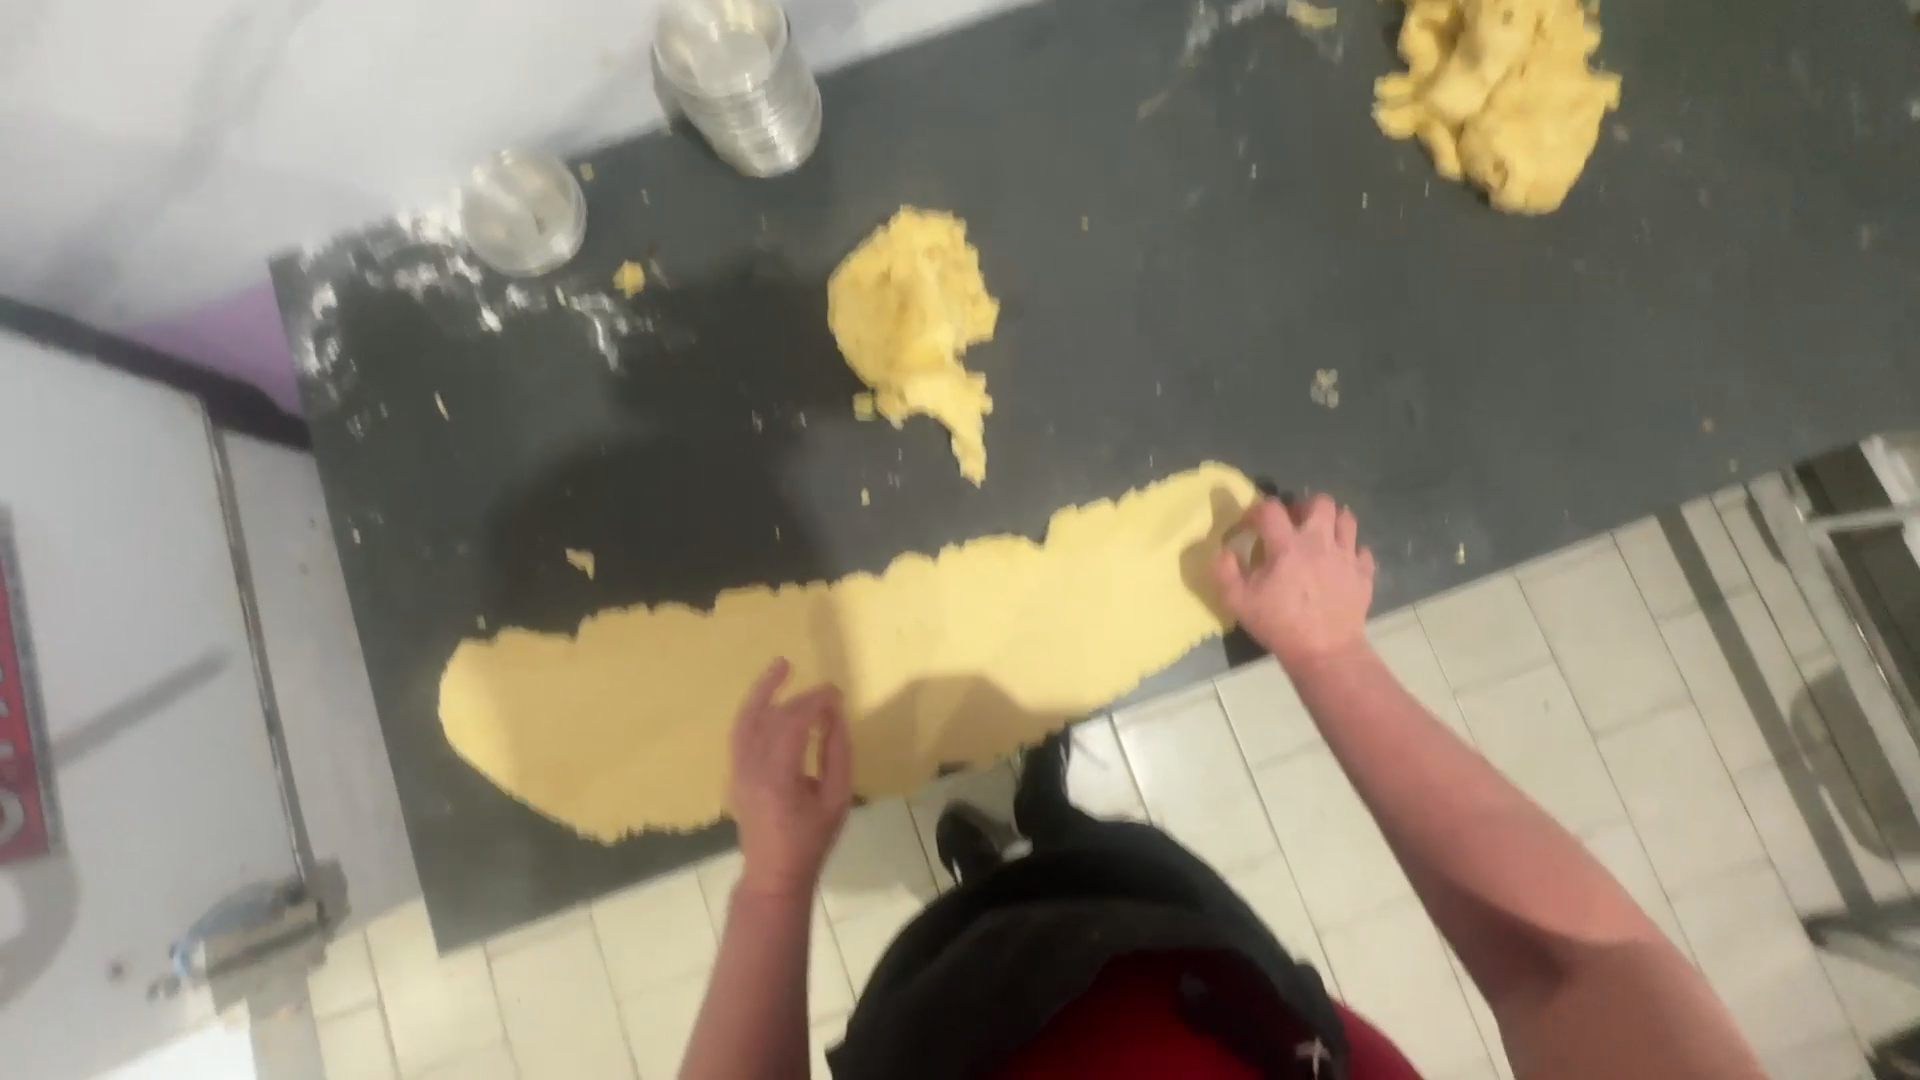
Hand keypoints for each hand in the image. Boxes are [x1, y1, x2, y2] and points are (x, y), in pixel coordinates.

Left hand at [728, 658, 852, 900]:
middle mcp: (751, 768)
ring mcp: (738, 770)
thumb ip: (837, 753)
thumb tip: (834, 714)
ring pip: (747, 718)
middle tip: (827, 692)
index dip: (815, 702)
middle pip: (773, 717)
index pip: (794, 723)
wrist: (774, 874)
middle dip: (801, 698)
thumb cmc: (811, 839)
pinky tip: (769, 698)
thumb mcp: (837, 798)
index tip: (837, 693)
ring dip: (764, 690)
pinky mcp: (734, 773)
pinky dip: (754, 710)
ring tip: (782, 665)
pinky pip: (740, 731)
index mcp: (778, 776)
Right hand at [1211, 494, 1375, 671]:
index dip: (1257, 511)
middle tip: (1293, 524)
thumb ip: (1224, 570)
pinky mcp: (1363, 573)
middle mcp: (1319, 542)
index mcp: (1287, 546)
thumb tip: (1225, 550)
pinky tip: (1338, 563)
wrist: (1324, 652)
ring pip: (1347, 519)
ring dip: (1331, 522)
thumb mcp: (1236, 601)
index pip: (1271, 509)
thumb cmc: (1278, 624)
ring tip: (1319, 537)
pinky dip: (1350, 551)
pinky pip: (1361, 550)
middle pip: (1320, 502)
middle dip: (1304, 506)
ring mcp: (1346, 556)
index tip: (1250, 527)